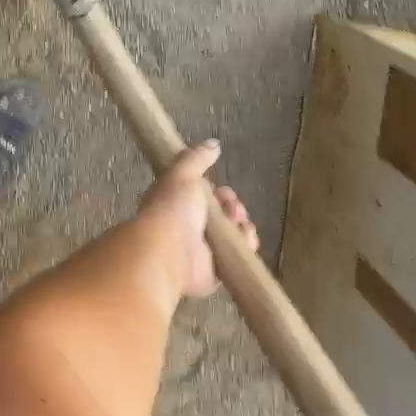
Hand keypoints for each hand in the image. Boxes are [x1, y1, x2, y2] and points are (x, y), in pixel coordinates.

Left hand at [135, 140, 258, 298]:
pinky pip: (238, 257)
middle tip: (234, 209)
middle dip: (234, 208)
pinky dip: (246, 247)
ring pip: (233, 235)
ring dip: (243, 226)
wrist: (168, 251)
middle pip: (222, 215)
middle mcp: (190, 227)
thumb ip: (197, 159)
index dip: (219, 192)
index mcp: (178, 205)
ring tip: (240, 223)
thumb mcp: (182, 174)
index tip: (224, 191)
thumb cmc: (172, 208)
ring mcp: (203, 251)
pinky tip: (247, 240)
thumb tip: (213, 144)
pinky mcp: (216, 272)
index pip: (204, 197)